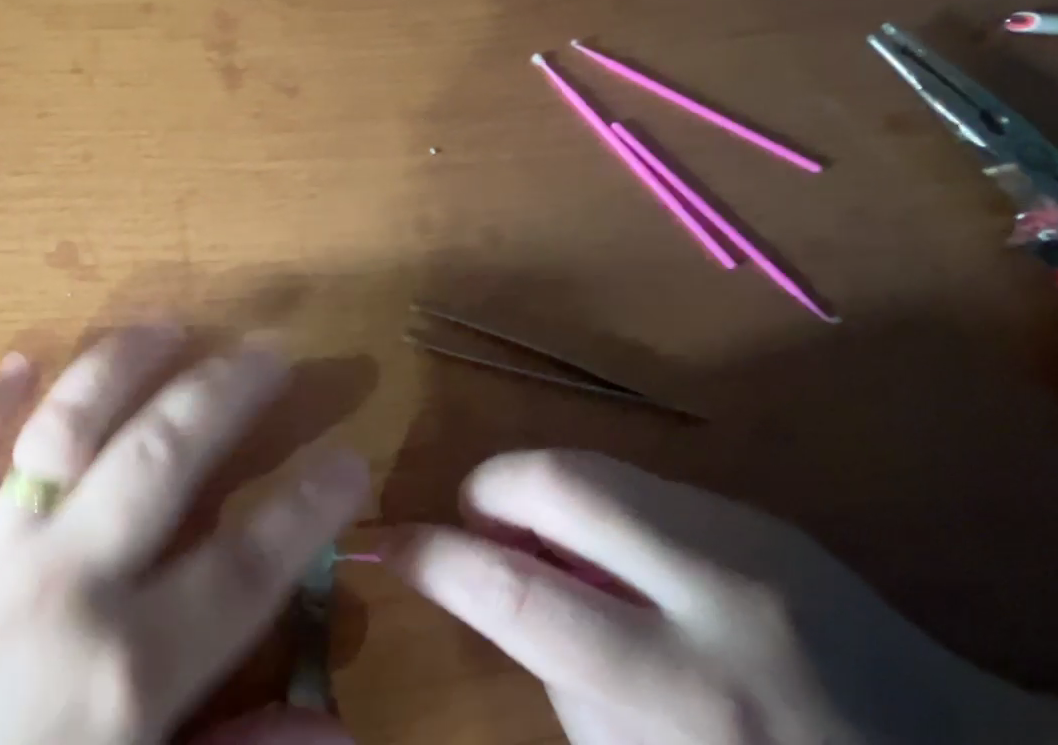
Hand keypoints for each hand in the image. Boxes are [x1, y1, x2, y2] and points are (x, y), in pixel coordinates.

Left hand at [0, 326, 369, 744]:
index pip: (244, 566)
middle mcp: (68, 582)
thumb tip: (339, 728)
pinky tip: (19, 361)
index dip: (306, 508)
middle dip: (221, 395)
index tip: (349, 458)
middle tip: (270, 351)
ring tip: (167, 324)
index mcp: (132, 662)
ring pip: (62, 431)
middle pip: (159, 460)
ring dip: (116, 368)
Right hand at [388, 450, 1057, 744]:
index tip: (388, 545)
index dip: (432, 556)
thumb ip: (552, 667)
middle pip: (555, 479)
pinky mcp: (761, 512)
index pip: (516, 590)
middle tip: (482, 532)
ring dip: (541, 498)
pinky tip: (618, 560)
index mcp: (682, 684)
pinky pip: (634, 483)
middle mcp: (720, 590)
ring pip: (590, 464)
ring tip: (556, 555)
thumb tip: (483, 581)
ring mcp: (751, 536)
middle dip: (488, 489)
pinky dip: (594, 509)